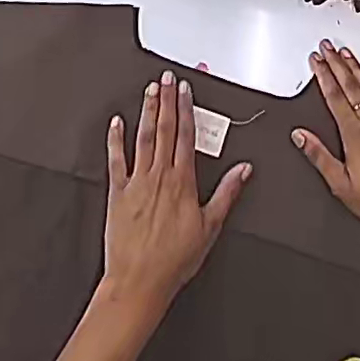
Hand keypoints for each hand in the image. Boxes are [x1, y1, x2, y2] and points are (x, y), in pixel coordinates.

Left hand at [102, 71, 252, 311]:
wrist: (139, 281)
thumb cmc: (174, 259)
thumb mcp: (210, 226)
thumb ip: (227, 193)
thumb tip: (243, 170)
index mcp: (182, 182)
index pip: (186, 136)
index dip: (185, 110)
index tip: (185, 91)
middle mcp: (158, 176)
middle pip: (164, 129)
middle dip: (166, 101)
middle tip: (166, 78)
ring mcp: (136, 182)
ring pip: (143, 138)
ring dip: (147, 112)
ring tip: (149, 90)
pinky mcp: (117, 193)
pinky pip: (115, 160)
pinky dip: (115, 139)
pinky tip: (116, 122)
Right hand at [294, 42, 359, 237]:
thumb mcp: (340, 183)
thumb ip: (319, 156)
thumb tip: (301, 137)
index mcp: (354, 134)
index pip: (334, 97)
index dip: (323, 76)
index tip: (316, 61)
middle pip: (350, 86)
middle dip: (336, 64)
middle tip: (327, 47)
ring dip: (357, 69)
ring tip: (346, 54)